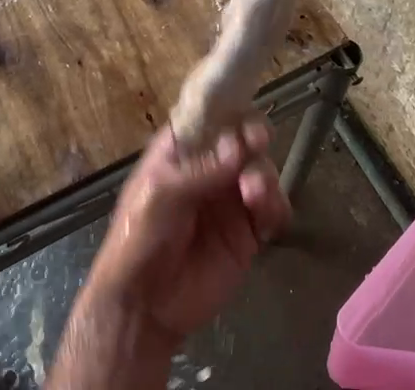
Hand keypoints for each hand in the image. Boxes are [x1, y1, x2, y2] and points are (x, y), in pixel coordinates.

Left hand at [88, 117, 290, 340]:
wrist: (145, 306)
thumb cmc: (138, 239)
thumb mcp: (160, 197)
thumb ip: (200, 171)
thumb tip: (238, 147)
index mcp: (179, 152)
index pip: (207, 117)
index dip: (227, 109)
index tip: (243, 109)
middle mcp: (207, 168)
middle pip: (241, 140)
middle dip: (252, 137)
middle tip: (257, 142)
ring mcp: (229, 200)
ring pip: (260, 170)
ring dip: (263, 175)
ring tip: (253, 194)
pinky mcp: (247, 232)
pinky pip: (272, 210)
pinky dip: (277, 207)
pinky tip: (269, 217)